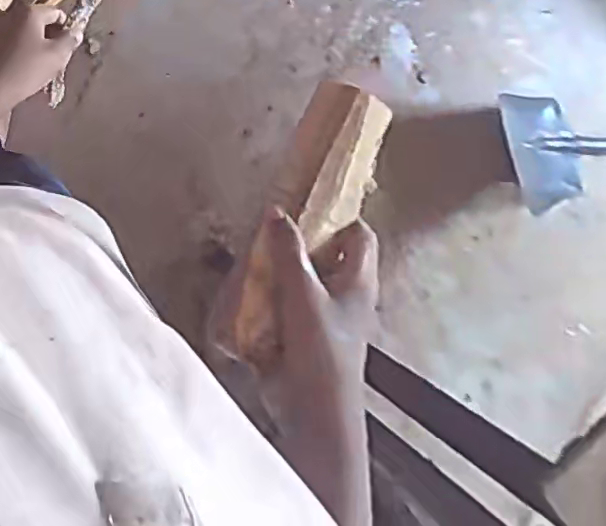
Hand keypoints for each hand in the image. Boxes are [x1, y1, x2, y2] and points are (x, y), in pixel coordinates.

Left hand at [0, 5, 81, 107]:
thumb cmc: (27, 69)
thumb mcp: (57, 55)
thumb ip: (69, 40)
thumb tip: (75, 31)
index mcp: (30, 12)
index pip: (57, 12)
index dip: (67, 28)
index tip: (69, 46)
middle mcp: (12, 15)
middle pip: (40, 22)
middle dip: (51, 38)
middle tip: (58, 58)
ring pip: (27, 34)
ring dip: (37, 46)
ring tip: (44, 66)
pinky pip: (14, 44)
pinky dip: (23, 52)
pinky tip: (27, 70)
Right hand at [265, 212, 377, 418]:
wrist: (311, 410)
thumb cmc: (319, 350)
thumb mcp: (302, 293)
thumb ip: (287, 251)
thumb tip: (277, 211)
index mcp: (358, 283)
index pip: (359, 236)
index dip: (339, 215)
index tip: (308, 197)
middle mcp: (344, 294)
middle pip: (326, 251)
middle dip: (298, 235)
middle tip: (268, 220)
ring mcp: (321, 312)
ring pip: (301, 273)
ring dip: (278, 261)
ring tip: (251, 246)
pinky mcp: (299, 327)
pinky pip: (282, 295)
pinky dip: (267, 284)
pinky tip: (246, 279)